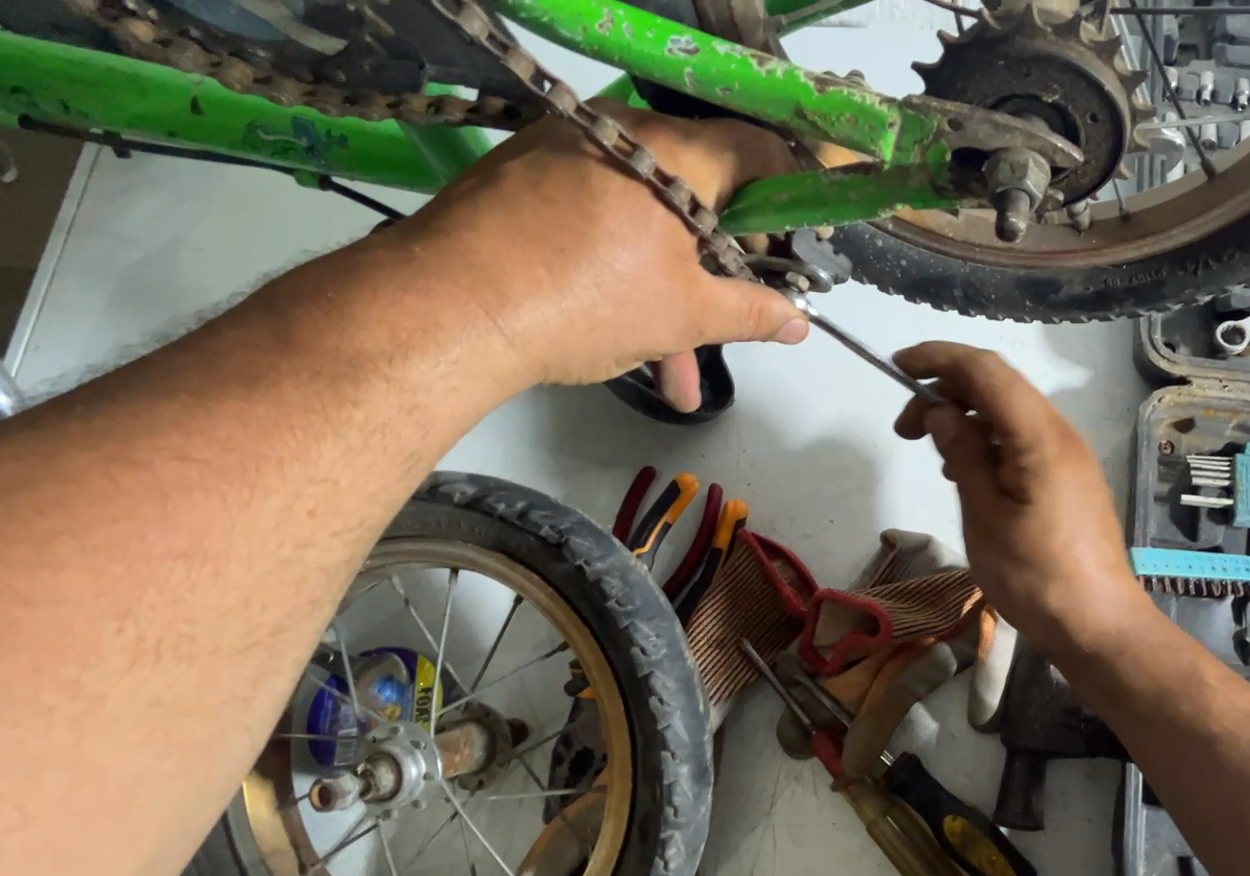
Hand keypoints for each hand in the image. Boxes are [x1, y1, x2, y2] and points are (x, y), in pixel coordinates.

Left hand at [380, 103, 808, 408]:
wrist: (450, 306)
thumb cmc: (590, 301)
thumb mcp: (685, 317)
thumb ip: (752, 314)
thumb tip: (800, 324)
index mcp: (674, 154)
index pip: (758, 148)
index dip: (789, 193)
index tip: (795, 240)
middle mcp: (623, 134)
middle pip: (701, 189)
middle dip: (724, 263)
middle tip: (736, 308)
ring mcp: (568, 150)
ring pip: (647, 218)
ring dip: (671, 291)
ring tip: (674, 368)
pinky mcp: (527, 176)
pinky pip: (600, 219)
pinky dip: (622, 270)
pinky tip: (624, 336)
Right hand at [893, 342, 1151, 657]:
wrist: (1097, 623)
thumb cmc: (1034, 577)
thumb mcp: (985, 517)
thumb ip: (963, 455)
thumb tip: (941, 410)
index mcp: (1038, 436)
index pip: (986, 370)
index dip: (939, 358)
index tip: (897, 367)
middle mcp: (1060, 433)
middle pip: (998, 385)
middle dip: (946, 391)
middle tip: (905, 430)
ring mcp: (1068, 454)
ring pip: (1010, 412)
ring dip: (966, 417)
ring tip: (934, 454)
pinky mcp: (1069, 476)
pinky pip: (1023, 439)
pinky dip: (988, 440)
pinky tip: (967, 473)